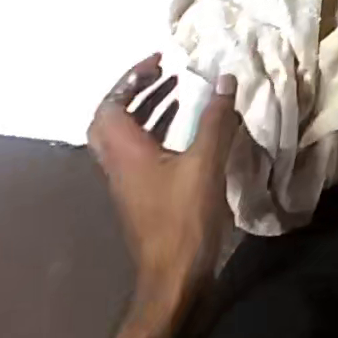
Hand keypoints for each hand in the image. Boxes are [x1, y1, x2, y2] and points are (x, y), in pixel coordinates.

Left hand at [88, 55, 238, 337]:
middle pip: (112, 118)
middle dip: (136, 90)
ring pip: (126, 134)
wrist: (173, 276)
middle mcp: (119, 164)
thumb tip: (226, 78)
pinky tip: (185, 124)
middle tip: (165, 72)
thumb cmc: (184, 217)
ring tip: (178, 89)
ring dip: (147, 108)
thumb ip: (216, 118)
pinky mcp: (142, 192)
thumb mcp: (206, 162)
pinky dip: (157, 127)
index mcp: (126, 153)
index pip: (111, 106)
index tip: (159, 61)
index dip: (130, 79)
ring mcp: (128, 181)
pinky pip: (140, 148)